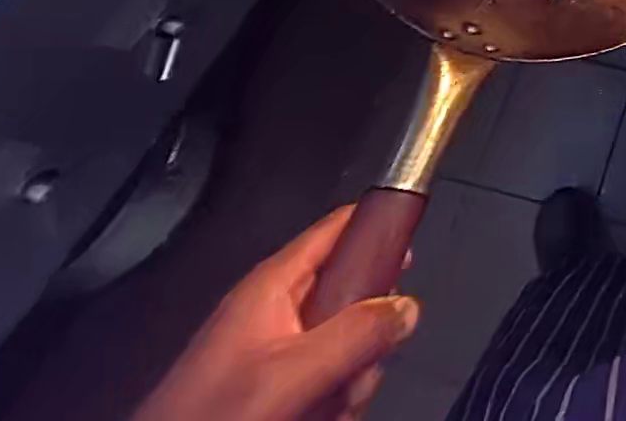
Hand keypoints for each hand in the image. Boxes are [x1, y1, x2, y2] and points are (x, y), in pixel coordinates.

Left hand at [132, 205, 419, 420]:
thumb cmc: (214, 419)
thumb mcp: (289, 374)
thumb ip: (357, 333)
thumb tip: (410, 307)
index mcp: (274, 285)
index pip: (340, 226)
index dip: (380, 223)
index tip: (411, 243)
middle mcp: (280, 308)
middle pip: (357, 287)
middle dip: (373, 324)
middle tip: (368, 356)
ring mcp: (277, 349)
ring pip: (351, 335)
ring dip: (359, 368)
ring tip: (339, 402)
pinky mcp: (275, 385)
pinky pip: (332, 370)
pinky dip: (340, 394)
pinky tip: (328, 416)